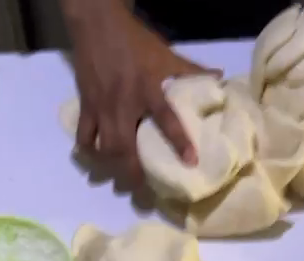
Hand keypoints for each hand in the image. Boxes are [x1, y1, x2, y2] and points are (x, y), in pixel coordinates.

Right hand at [67, 0, 217, 187]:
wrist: (97, 22)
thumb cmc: (135, 40)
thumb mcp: (165, 54)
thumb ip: (189, 70)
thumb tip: (218, 78)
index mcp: (148, 90)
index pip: (167, 118)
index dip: (179, 141)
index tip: (190, 162)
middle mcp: (124, 104)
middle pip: (125, 148)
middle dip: (133, 174)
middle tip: (141, 194)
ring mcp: (102, 107)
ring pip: (105, 148)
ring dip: (112, 169)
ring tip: (119, 183)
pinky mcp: (87, 106)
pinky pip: (84, 136)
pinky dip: (88, 152)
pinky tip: (94, 161)